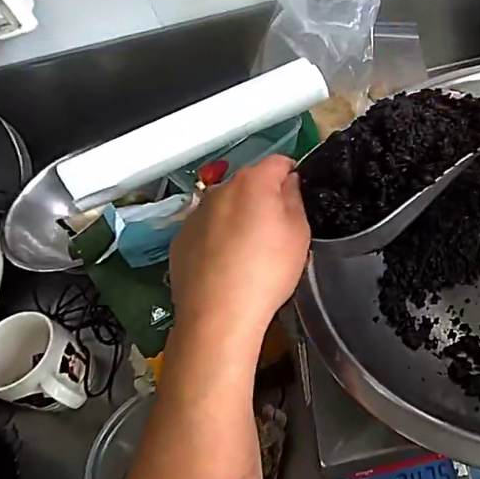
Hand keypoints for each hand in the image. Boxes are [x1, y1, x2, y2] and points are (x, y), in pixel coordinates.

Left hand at [168, 155, 309, 342]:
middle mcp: (219, 191)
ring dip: (237, 220)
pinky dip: (216, 240)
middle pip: (248, 184)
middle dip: (263, 200)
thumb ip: (294, 199)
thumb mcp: (298, 234)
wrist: (217, 316)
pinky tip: (225, 267)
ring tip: (249, 256)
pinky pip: (205, 231)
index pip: (279, 162)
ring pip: (224, 208)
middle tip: (276, 234)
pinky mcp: (181, 240)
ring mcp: (196, 215)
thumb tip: (288, 183)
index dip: (292, 177)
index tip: (296, 199)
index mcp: (253, 182)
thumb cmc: (265, 274)